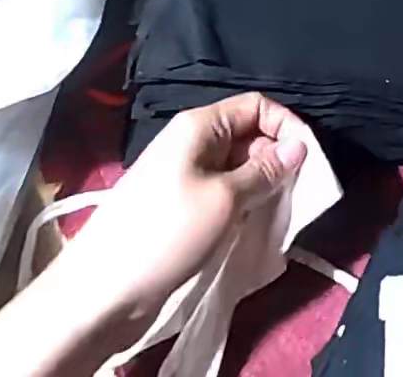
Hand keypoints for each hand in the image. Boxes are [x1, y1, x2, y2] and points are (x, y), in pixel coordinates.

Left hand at [45, 93, 310, 331]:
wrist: (95, 296)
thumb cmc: (165, 233)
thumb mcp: (226, 199)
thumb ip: (267, 170)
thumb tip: (300, 146)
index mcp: (201, 125)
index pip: (257, 105)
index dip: (285, 125)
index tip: (306, 157)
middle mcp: (194, 141)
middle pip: (249, 134)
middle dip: (276, 157)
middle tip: (294, 190)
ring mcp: (185, 173)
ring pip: (238, 165)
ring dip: (261, 184)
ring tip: (276, 210)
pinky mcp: (181, 203)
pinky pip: (224, 189)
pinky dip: (243, 201)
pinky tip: (253, 223)